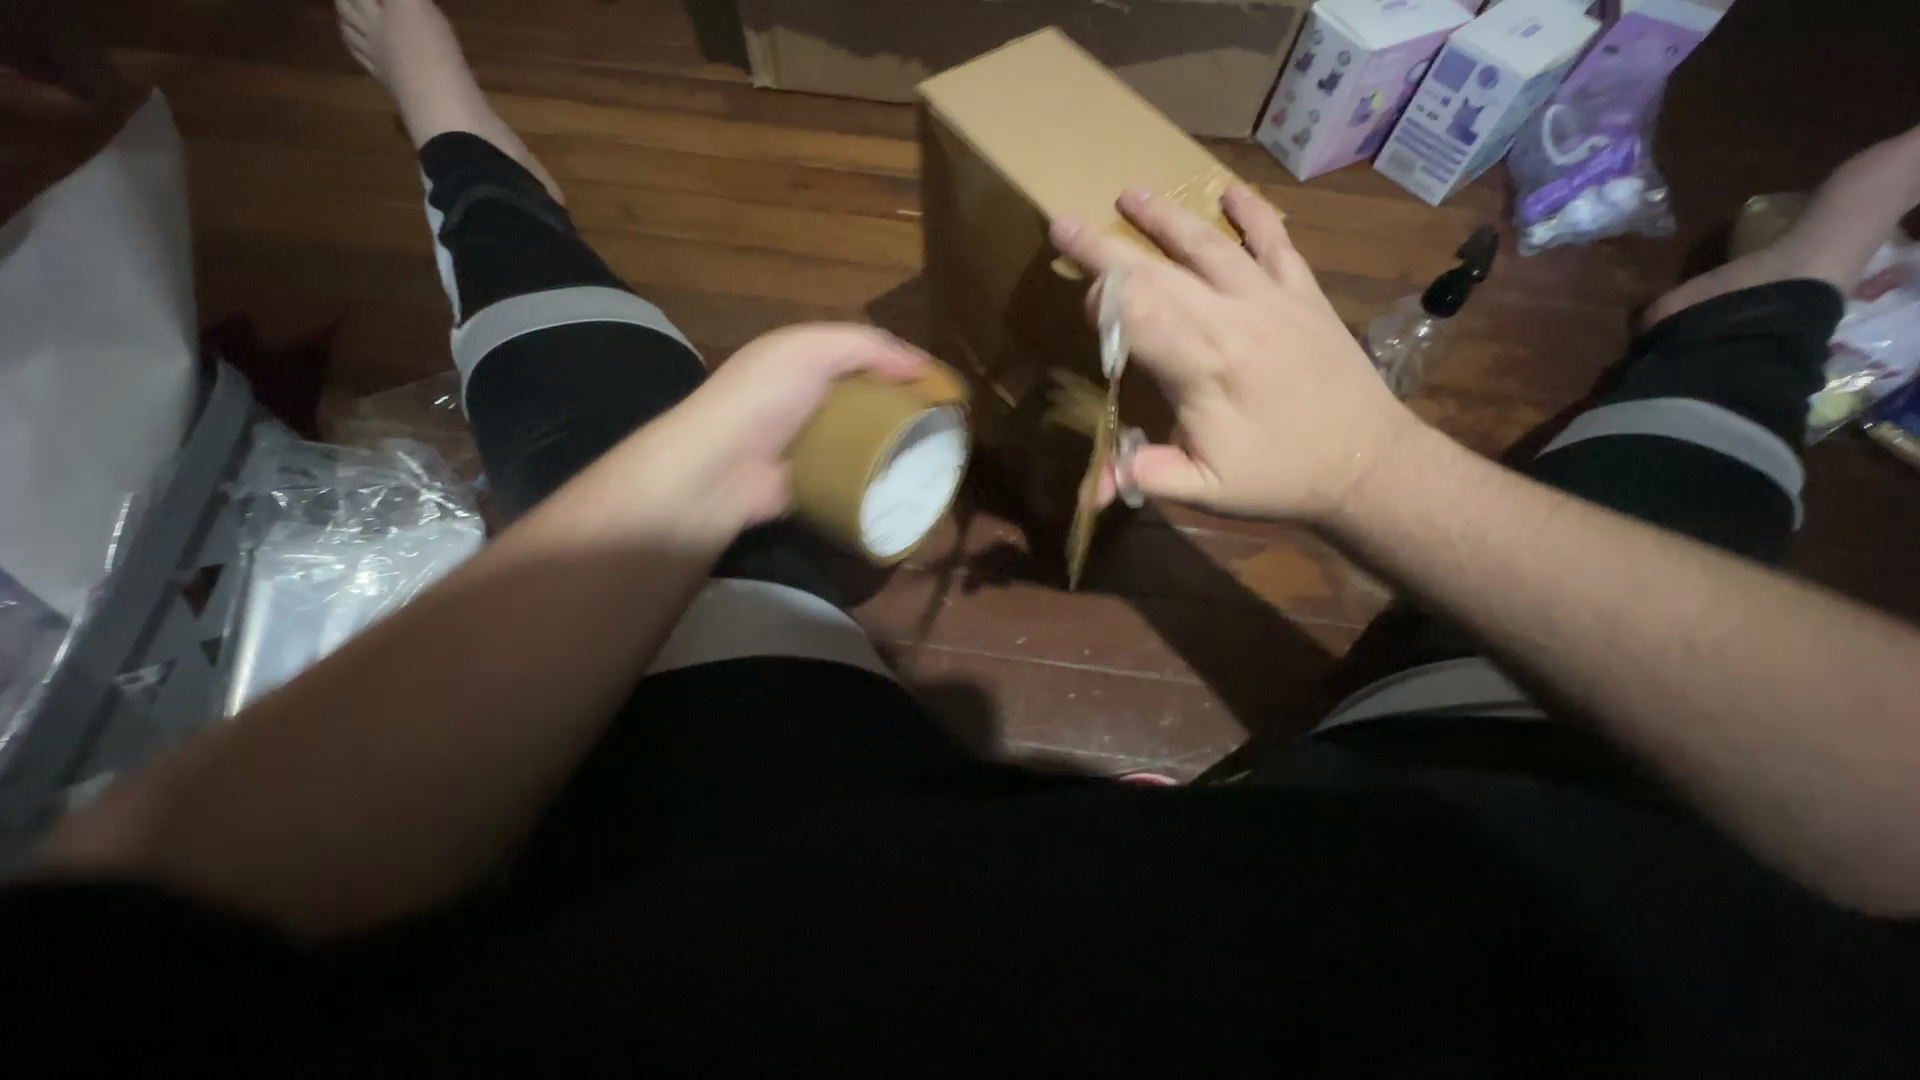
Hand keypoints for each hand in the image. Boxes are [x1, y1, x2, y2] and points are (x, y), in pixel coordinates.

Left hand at [622, 324, 931, 543]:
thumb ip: (866, 346)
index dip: (904, 367)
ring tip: (937, 457)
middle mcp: (810, 400)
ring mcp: (813, 444)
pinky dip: (879, 479)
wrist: (722, 469)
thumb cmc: (765, 397)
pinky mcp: (816, 483)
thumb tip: (922, 364)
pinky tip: (908, 483)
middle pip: (870, 400)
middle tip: (946, 426)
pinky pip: (856, 477)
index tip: (942, 388)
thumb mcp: (811, 349)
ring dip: (897, 447)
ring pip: (867, 440)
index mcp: (806, 361)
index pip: (867, 357)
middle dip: (906, 410)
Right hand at [1051, 186, 1419, 523]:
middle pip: (1159, 273)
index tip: (1083, 303)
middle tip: (1064, 221)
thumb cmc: (1279, 478)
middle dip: (1106, 249)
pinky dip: (1253, 214)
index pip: (1139, 315)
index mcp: (1204, 368)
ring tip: (1130, 192)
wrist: (1368, 463)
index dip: (1103, 302)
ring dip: (1166, 218)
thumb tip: (1093, 487)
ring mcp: (1272, 299)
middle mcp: (1234, 319)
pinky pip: (1275, 243)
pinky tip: (1230, 192)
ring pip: (1210, 246)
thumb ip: (1147, 476)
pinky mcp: (1304, 295)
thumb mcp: (1207, 491)